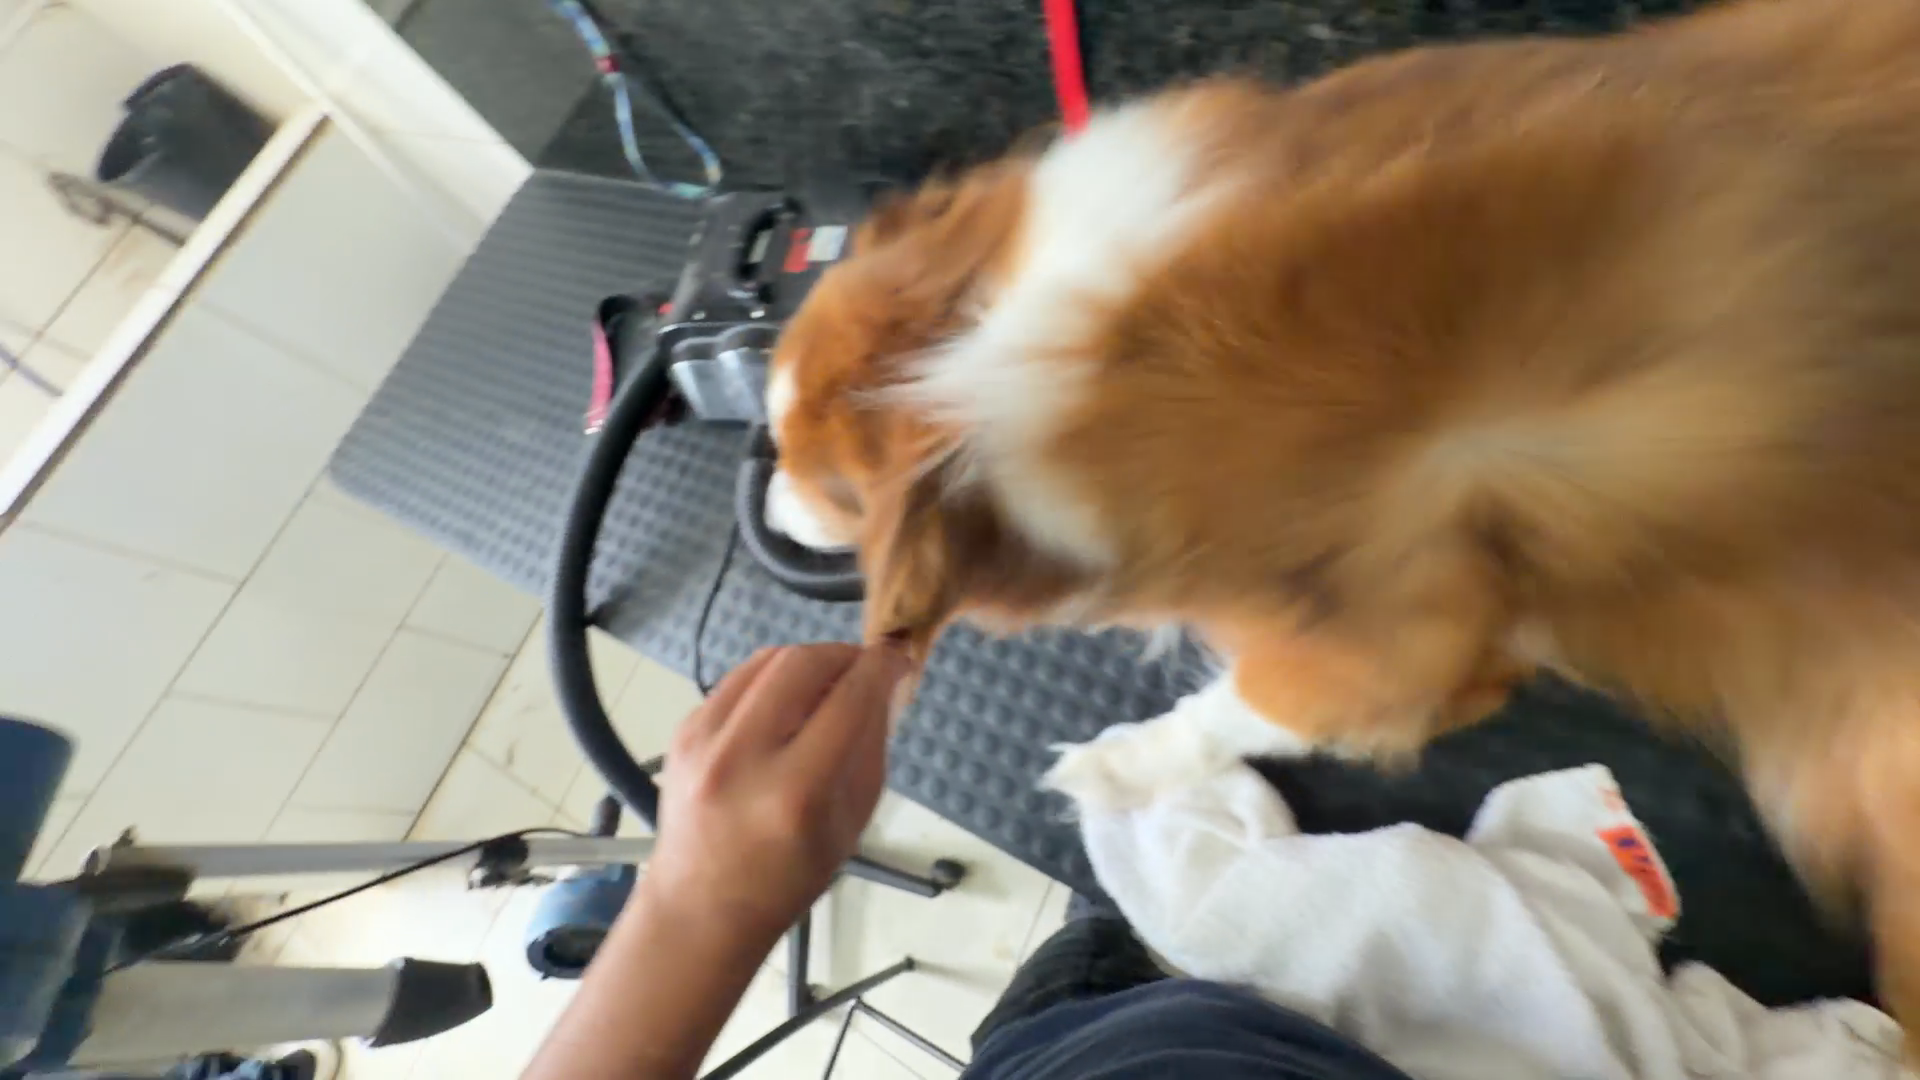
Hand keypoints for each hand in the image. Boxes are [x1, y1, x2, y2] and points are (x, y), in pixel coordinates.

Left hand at [641, 643, 915, 934]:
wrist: (700, 909)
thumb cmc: (790, 875)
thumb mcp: (852, 817)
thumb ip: (872, 741)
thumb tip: (886, 679)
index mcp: (795, 791)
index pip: (849, 700)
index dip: (881, 667)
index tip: (900, 657)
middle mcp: (742, 757)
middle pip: (803, 663)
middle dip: (844, 654)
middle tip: (864, 668)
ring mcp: (703, 739)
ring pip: (769, 659)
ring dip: (810, 659)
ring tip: (828, 682)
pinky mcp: (684, 730)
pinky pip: (740, 677)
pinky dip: (775, 676)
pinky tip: (787, 701)